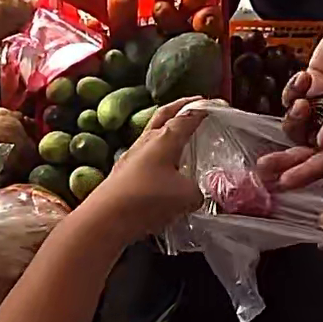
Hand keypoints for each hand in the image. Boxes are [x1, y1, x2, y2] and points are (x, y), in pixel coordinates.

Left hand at [74, 96, 206, 243]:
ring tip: (181, 136)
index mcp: (166, 138)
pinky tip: (165, 166)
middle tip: (195, 104)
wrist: (107, 217)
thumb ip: (197, 191)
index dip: (202, 110)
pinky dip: (159, 153)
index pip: (187, 117)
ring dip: (167, 130)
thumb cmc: (149, 198)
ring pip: (153, 134)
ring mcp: (132, 155)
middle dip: (181, 107)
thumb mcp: (186, 196)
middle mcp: (147, 141)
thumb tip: (195, 194)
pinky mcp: (124, 173)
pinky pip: (147, 155)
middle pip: (164, 115)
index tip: (215, 105)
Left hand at [255, 1, 322, 190]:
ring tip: (300, 101)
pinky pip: (293, 99)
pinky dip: (292, 92)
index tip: (288, 181)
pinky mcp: (314, 85)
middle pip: (312, 149)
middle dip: (289, 158)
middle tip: (266, 166)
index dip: (312, 171)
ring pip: (300, 126)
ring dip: (293, 119)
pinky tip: (303, 78)